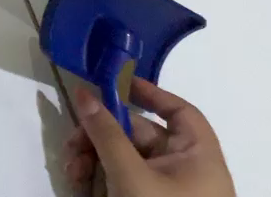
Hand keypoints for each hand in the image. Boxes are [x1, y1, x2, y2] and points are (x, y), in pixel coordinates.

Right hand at [64, 79, 236, 196]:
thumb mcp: (129, 174)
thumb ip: (105, 131)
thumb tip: (84, 92)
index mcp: (199, 159)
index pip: (181, 112)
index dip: (150, 92)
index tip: (112, 84)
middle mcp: (187, 170)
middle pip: (138, 133)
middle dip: (98, 136)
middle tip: (72, 147)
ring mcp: (170, 190)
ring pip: (123, 156)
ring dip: (92, 158)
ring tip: (72, 174)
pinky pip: (123, 178)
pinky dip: (100, 178)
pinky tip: (81, 186)